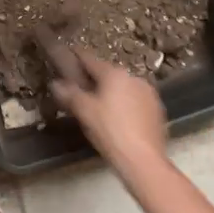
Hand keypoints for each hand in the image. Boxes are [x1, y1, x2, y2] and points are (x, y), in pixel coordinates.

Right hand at [50, 50, 168, 170]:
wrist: (142, 159)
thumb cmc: (109, 131)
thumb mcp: (84, 112)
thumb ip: (70, 94)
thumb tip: (56, 83)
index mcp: (115, 74)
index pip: (90, 60)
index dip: (77, 57)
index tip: (69, 54)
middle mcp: (134, 78)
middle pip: (109, 74)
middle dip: (95, 79)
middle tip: (81, 88)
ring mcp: (149, 93)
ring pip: (124, 87)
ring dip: (112, 92)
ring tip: (100, 106)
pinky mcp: (157, 109)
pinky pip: (135, 101)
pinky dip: (125, 104)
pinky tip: (118, 118)